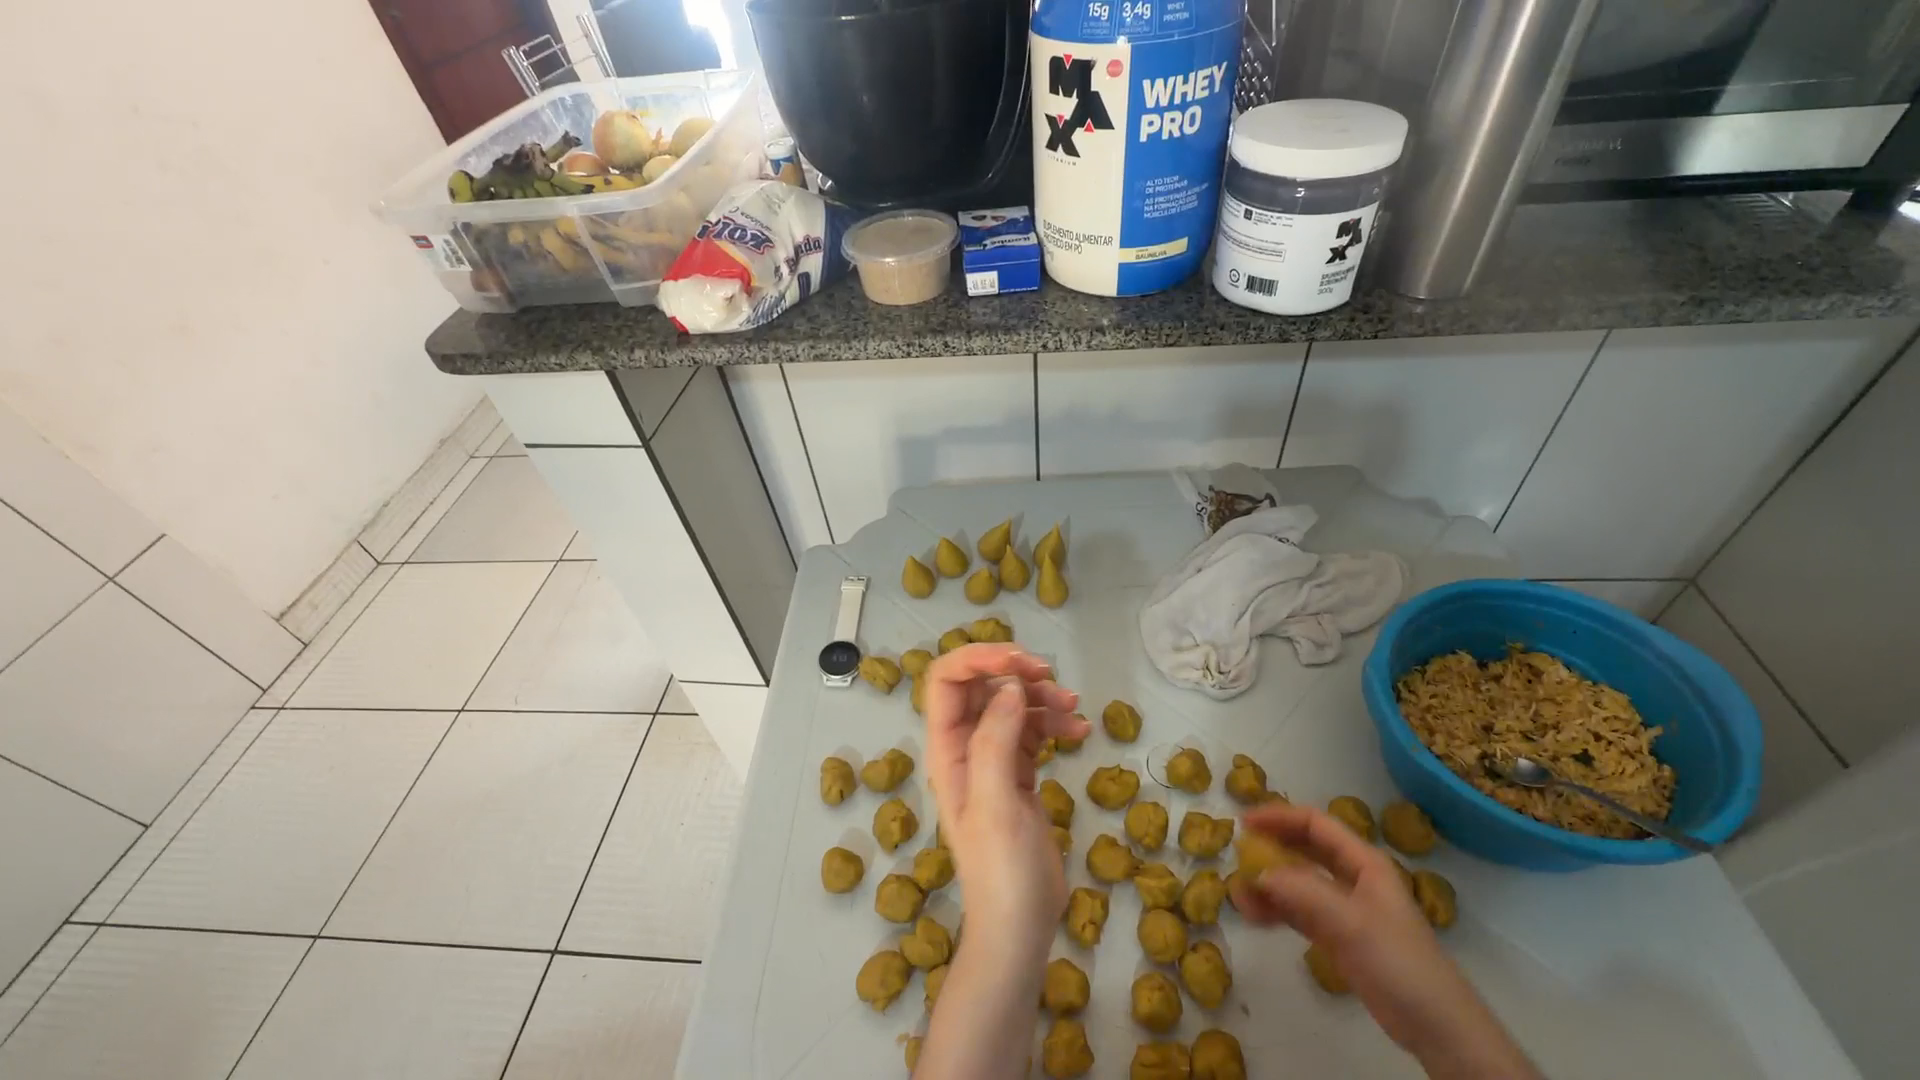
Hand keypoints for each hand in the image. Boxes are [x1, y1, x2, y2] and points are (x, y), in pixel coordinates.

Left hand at [916, 644, 1085, 1079]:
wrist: (1019, 923)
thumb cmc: (1001, 868)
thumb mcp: (995, 802)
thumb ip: (996, 739)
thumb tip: (1010, 686)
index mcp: (946, 749)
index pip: (947, 681)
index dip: (978, 659)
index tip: (1022, 662)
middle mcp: (964, 748)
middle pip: (982, 686)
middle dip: (1015, 673)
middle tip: (1052, 679)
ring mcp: (992, 761)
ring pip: (1012, 705)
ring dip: (1042, 699)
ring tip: (1074, 709)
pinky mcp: (1017, 775)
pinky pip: (1032, 731)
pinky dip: (1054, 724)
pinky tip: (1080, 731)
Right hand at [1231, 801, 1539, 1079]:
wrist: (1434, 1024)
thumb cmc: (1399, 962)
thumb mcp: (1350, 922)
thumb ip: (1303, 893)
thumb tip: (1258, 872)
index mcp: (1364, 862)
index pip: (1315, 824)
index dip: (1279, 817)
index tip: (1243, 823)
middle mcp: (1352, 878)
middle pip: (1304, 850)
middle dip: (1269, 850)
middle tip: (1236, 858)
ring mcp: (1344, 909)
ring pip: (1297, 883)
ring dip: (1268, 884)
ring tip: (1239, 897)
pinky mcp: (1337, 936)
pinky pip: (1298, 912)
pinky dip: (1276, 910)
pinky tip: (1255, 917)